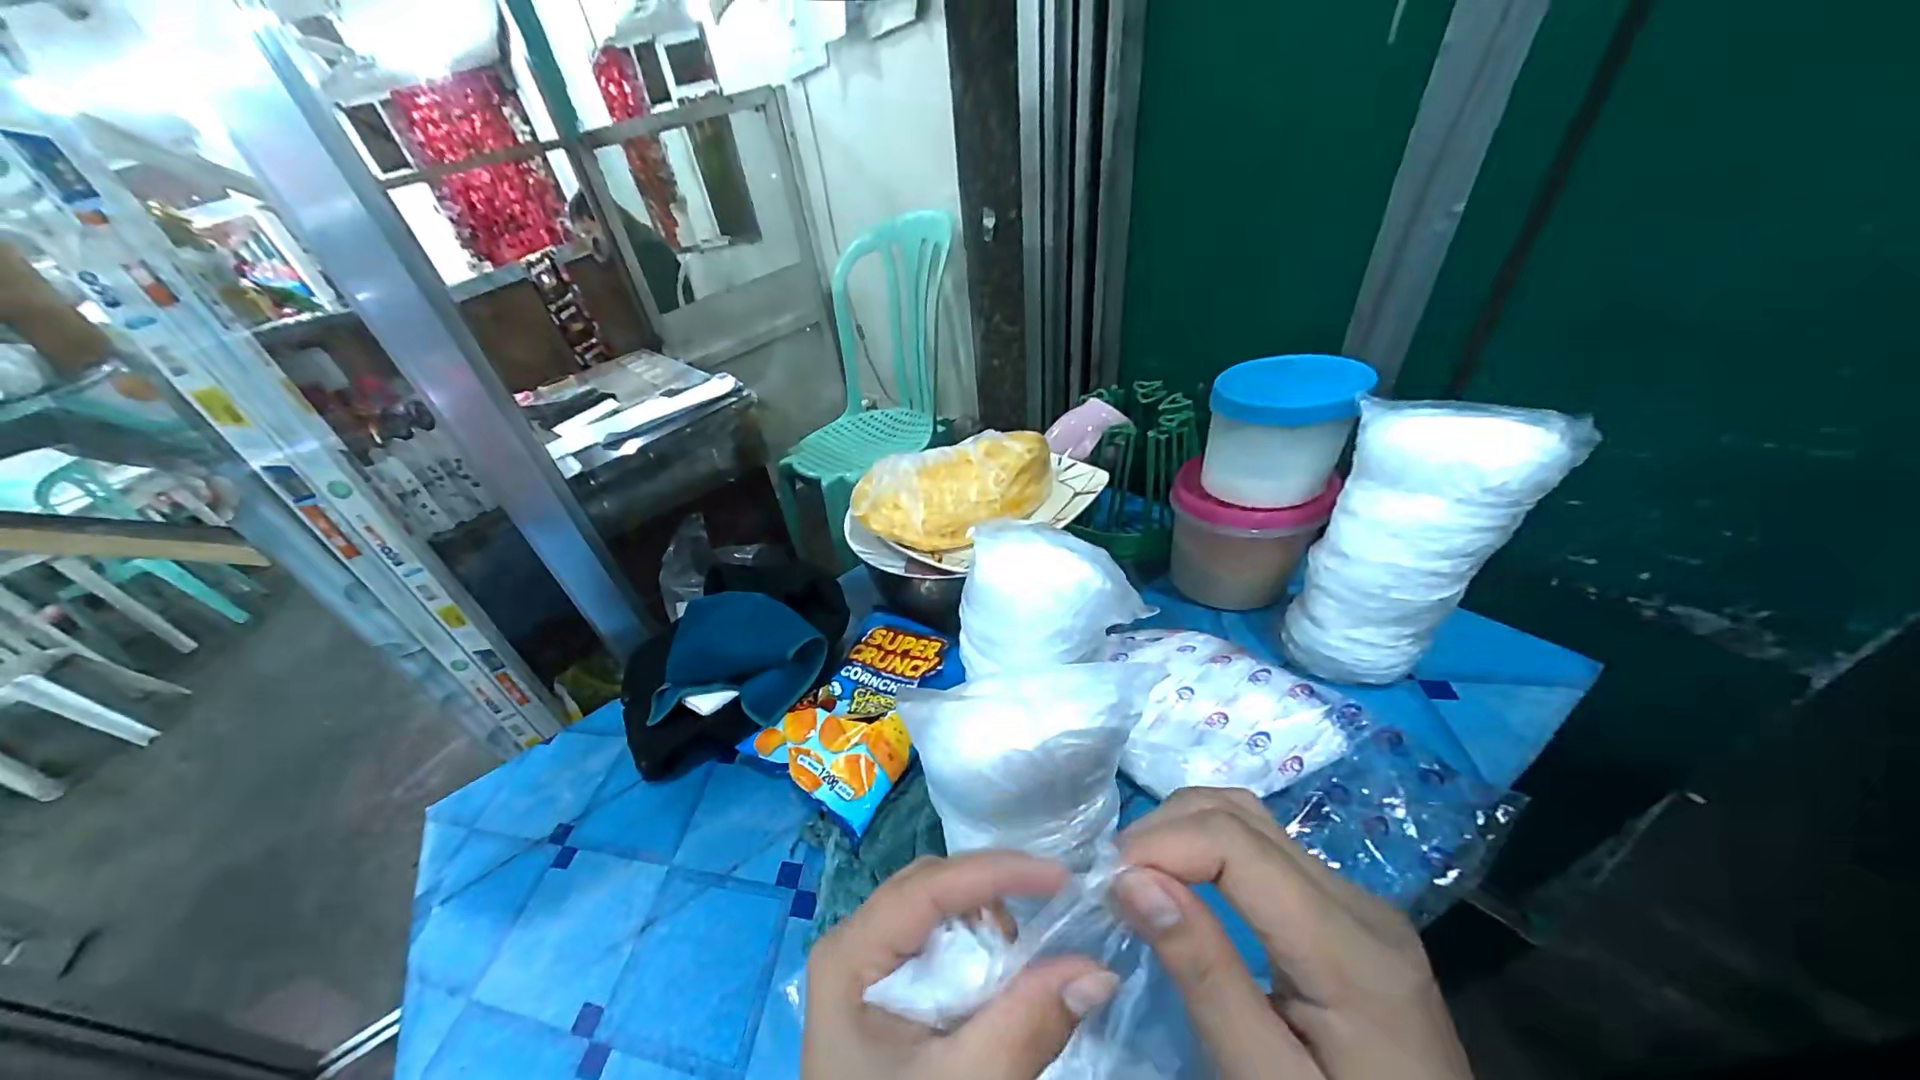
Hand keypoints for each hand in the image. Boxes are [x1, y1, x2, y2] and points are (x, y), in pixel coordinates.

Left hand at [803, 852, 1120, 1079]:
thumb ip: (1027, 1024)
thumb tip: (1100, 971)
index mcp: (851, 954)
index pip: (929, 886)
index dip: (997, 872)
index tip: (1061, 878)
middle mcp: (854, 940)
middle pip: (932, 886)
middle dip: (992, 898)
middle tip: (1047, 924)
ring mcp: (866, 958)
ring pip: (938, 907)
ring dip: (985, 925)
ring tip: (1015, 973)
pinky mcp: (885, 981)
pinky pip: (937, 938)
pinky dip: (975, 951)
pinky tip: (992, 986)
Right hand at [1114, 788, 1472, 1079]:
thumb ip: (1204, 976)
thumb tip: (1131, 880)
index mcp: (1353, 951)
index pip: (1239, 845)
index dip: (1162, 844)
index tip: (1106, 884)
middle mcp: (1360, 903)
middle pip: (1242, 814)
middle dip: (1164, 830)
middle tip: (1114, 883)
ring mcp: (1357, 900)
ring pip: (1249, 817)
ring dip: (1181, 830)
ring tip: (1137, 877)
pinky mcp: (1344, 908)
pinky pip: (1262, 846)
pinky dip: (1206, 846)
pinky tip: (1180, 880)